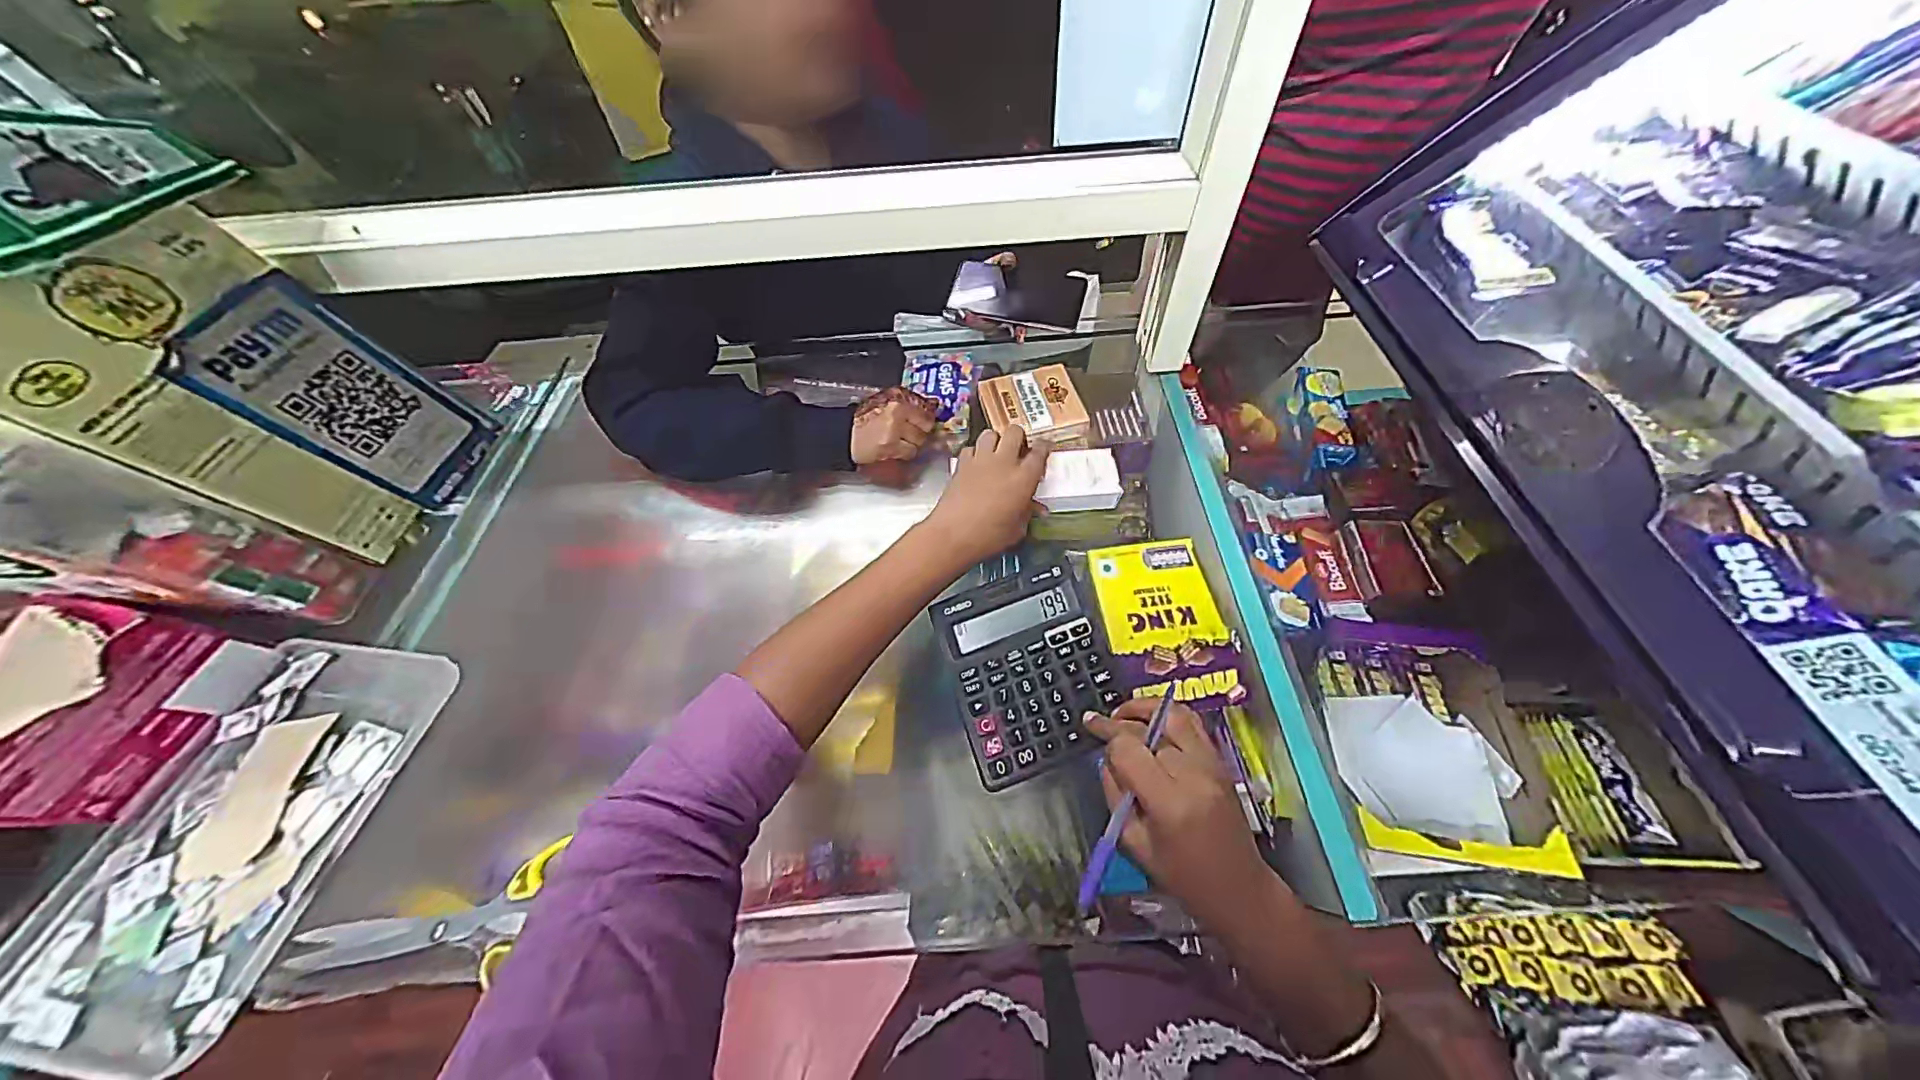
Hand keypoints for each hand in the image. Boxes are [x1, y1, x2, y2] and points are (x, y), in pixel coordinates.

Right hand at [851, 388, 937, 465]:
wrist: (846, 434)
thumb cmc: (866, 418)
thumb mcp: (887, 402)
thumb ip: (910, 403)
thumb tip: (935, 404)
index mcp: (897, 399)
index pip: (926, 410)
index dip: (928, 418)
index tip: (925, 422)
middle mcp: (897, 412)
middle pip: (926, 426)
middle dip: (920, 431)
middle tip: (909, 432)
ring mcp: (894, 431)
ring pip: (919, 441)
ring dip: (913, 443)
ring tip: (899, 440)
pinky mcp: (890, 447)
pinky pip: (909, 452)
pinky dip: (905, 452)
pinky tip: (894, 448)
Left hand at [920, 427, 1048, 566]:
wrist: (952, 535)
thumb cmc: (990, 536)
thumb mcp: (1017, 529)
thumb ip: (1027, 513)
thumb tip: (1032, 507)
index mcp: (1023, 478)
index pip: (1040, 451)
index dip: (1044, 447)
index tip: (1044, 448)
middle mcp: (1003, 462)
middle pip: (1014, 432)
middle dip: (1018, 437)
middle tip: (1018, 450)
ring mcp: (980, 460)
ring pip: (990, 433)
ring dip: (995, 440)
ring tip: (996, 454)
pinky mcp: (961, 464)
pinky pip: (970, 448)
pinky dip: (975, 453)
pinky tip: (976, 464)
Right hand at [1087, 699, 1277, 931]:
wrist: (1239, 887)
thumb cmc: (1183, 877)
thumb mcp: (1134, 843)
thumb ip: (1115, 794)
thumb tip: (1107, 758)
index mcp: (1170, 802)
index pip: (1130, 749)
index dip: (1109, 741)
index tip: (1095, 740)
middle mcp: (1194, 775)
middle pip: (1150, 729)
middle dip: (1120, 723)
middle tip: (1097, 723)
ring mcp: (1212, 765)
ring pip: (1175, 715)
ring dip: (1146, 708)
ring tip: (1123, 713)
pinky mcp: (1222, 762)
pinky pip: (1193, 724)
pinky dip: (1168, 715)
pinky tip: (1150, 723)